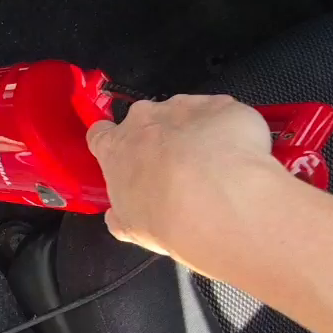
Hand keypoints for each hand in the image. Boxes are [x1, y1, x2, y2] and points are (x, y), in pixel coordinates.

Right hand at [87, 94, 294, 271]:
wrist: (220, 204)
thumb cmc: (168, 216)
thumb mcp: (129, 227)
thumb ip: (119, 212)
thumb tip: (118, 215)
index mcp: (115, 148)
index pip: (100, 134)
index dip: (112, 145)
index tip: (123, 157)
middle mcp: (145, 120)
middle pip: (144, 121)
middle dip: (156, 139)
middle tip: (172, 170)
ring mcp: (183, 108)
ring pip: (184, 114)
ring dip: (192, 135)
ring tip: (209, 168)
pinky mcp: (221, 105)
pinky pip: (220, 115)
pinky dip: (226, 131)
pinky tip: (232, 158)